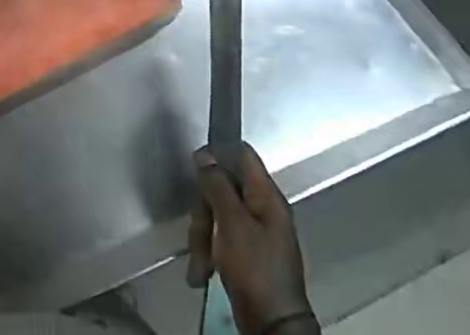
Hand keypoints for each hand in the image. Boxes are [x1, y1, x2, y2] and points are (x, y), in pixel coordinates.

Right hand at [187, 143, 316, 334]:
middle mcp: (262, 209)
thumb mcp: (232, 223)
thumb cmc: (255, 270)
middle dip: (204, 208)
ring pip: (216, 213)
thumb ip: (217, 186)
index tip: (197, 166)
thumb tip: (204, 155)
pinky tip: (203, 271)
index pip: (243, 155)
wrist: (272, 326)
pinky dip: (209, 252)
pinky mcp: (244, 252)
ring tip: (202, 262)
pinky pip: (219, 237)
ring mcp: (254, 232)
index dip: (219, 153)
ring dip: (202, 237)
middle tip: (200, 229)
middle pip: (223, 186)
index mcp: (267, 197)